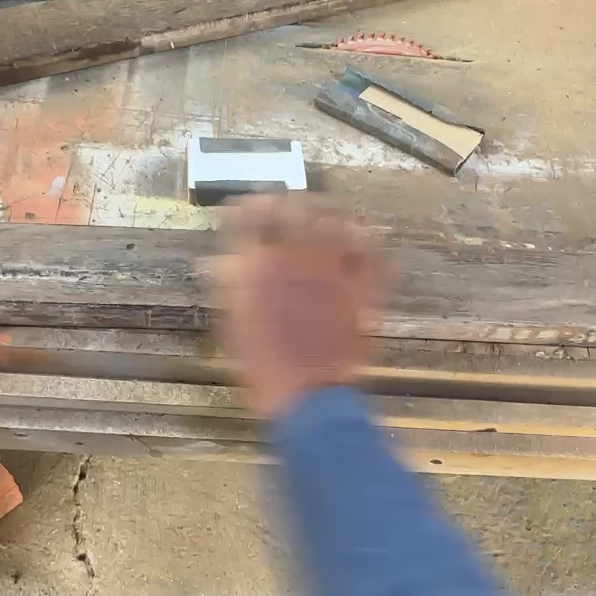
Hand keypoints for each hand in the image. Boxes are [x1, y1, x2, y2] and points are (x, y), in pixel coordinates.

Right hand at [210, 195, 383, 420]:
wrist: (308, 396)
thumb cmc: (263, 368)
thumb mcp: (234, 328)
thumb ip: (233, 287)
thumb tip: (223, 259)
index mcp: (259, 266)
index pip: (249, 217)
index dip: (247, 206)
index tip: (246, 205)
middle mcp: (296, 258)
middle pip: (295, 206)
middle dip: (289, 199)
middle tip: (290, 199)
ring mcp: (334, 271)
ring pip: (337, 219)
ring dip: (331, 210)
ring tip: (329, 208)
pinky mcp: (361, 289)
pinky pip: (373, 255)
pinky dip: (371, 243)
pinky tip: (368, 237)